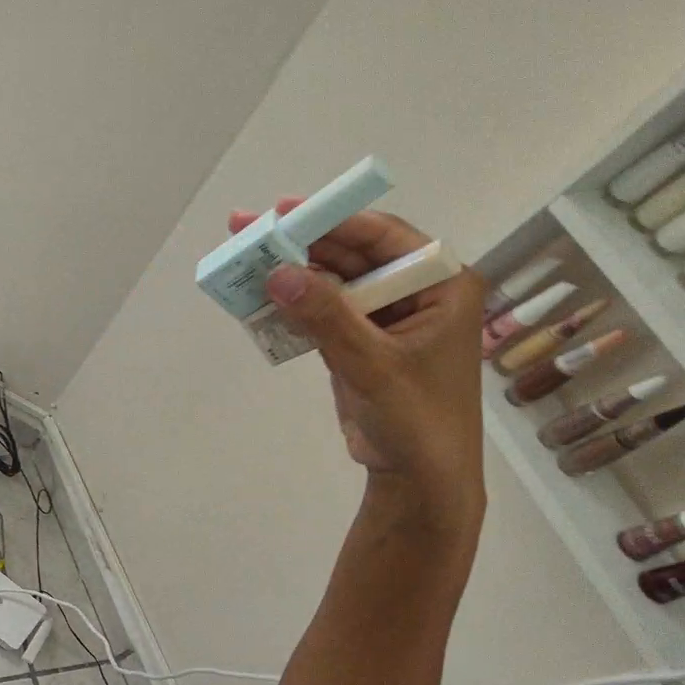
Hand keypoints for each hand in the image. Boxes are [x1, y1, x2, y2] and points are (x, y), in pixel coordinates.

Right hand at [227, 203, 487, 524]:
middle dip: (302, 245)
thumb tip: (277, 272)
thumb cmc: (415, 416)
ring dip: (291, 276)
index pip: (383, 238)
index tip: (285, 210)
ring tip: (244, 265)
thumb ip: (325, 316)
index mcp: (440, 285)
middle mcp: (413, 293)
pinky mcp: (356, 344)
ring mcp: (382, 319)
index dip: (333, 220)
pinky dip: (291, 308)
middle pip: (352, 256)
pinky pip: (320, 314)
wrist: (417, 474)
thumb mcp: (371, 363)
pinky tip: (258, 302)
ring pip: (331, 284)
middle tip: (250, 232)